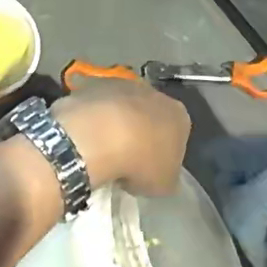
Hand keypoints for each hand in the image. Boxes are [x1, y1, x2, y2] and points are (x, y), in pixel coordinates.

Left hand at [52, 78, 189, 196]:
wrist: (100, 135)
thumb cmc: (140, 162)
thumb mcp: (164, 185)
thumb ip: (167, 176)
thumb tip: (161, 174)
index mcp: (178, 116)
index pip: (177, 133)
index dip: (164, 152)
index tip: (151, 167)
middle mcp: (154, 93)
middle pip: (150, 114)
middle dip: (140, 132)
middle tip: (127, 157)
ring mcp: (123, 84)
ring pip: (123, 105)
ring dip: (116, 121)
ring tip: (103, 147)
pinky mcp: (95, 82)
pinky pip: (98, 102)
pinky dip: (94, 115)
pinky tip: (88, 134)